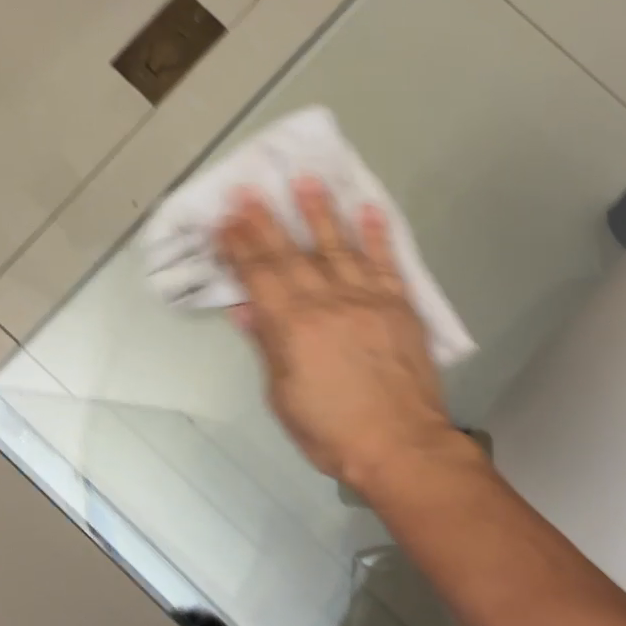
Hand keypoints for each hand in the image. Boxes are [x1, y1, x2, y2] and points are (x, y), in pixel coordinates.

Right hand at [217, 178, 466, 490]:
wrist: (401, 446)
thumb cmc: (332, 432)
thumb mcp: (284, 397)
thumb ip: (267, 348)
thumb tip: (245, 309)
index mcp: (292, 326)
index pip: (258, 275)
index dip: (238, 246)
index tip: (224, 219)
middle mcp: (327, 301)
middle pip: (291, 254)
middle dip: (267, 220)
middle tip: (250, 188)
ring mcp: (367, 299)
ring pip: (339, 246)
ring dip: (321, 211)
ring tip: (307, 179)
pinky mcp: (400, 305)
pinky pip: (386, 262)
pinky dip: (377, 235)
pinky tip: (368, 209)